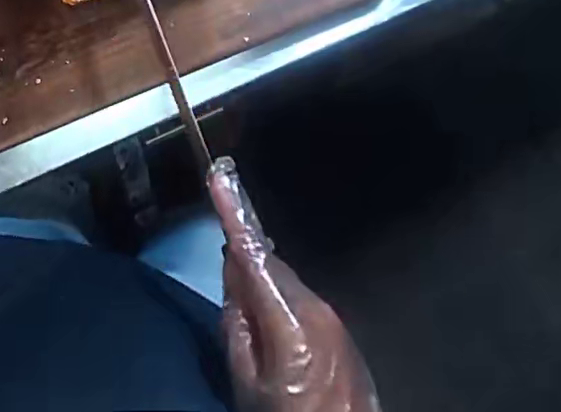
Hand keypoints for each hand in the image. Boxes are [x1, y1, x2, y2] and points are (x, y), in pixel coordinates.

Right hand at [209, 160, 381, 411]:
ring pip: (284, 282)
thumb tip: (233, 275)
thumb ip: (236, 322)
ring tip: (257, 332)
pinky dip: (281, 304)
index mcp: (288, 318)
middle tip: (231, 297)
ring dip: (264, 290)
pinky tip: (278, 338)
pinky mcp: (340, 327)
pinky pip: (300, 299)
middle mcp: (315, 305)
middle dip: (244, 268)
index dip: (233, 212)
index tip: (220, 177)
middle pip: (267, 265)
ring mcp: (332, 315)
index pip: (252, 252)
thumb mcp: (247, 383)